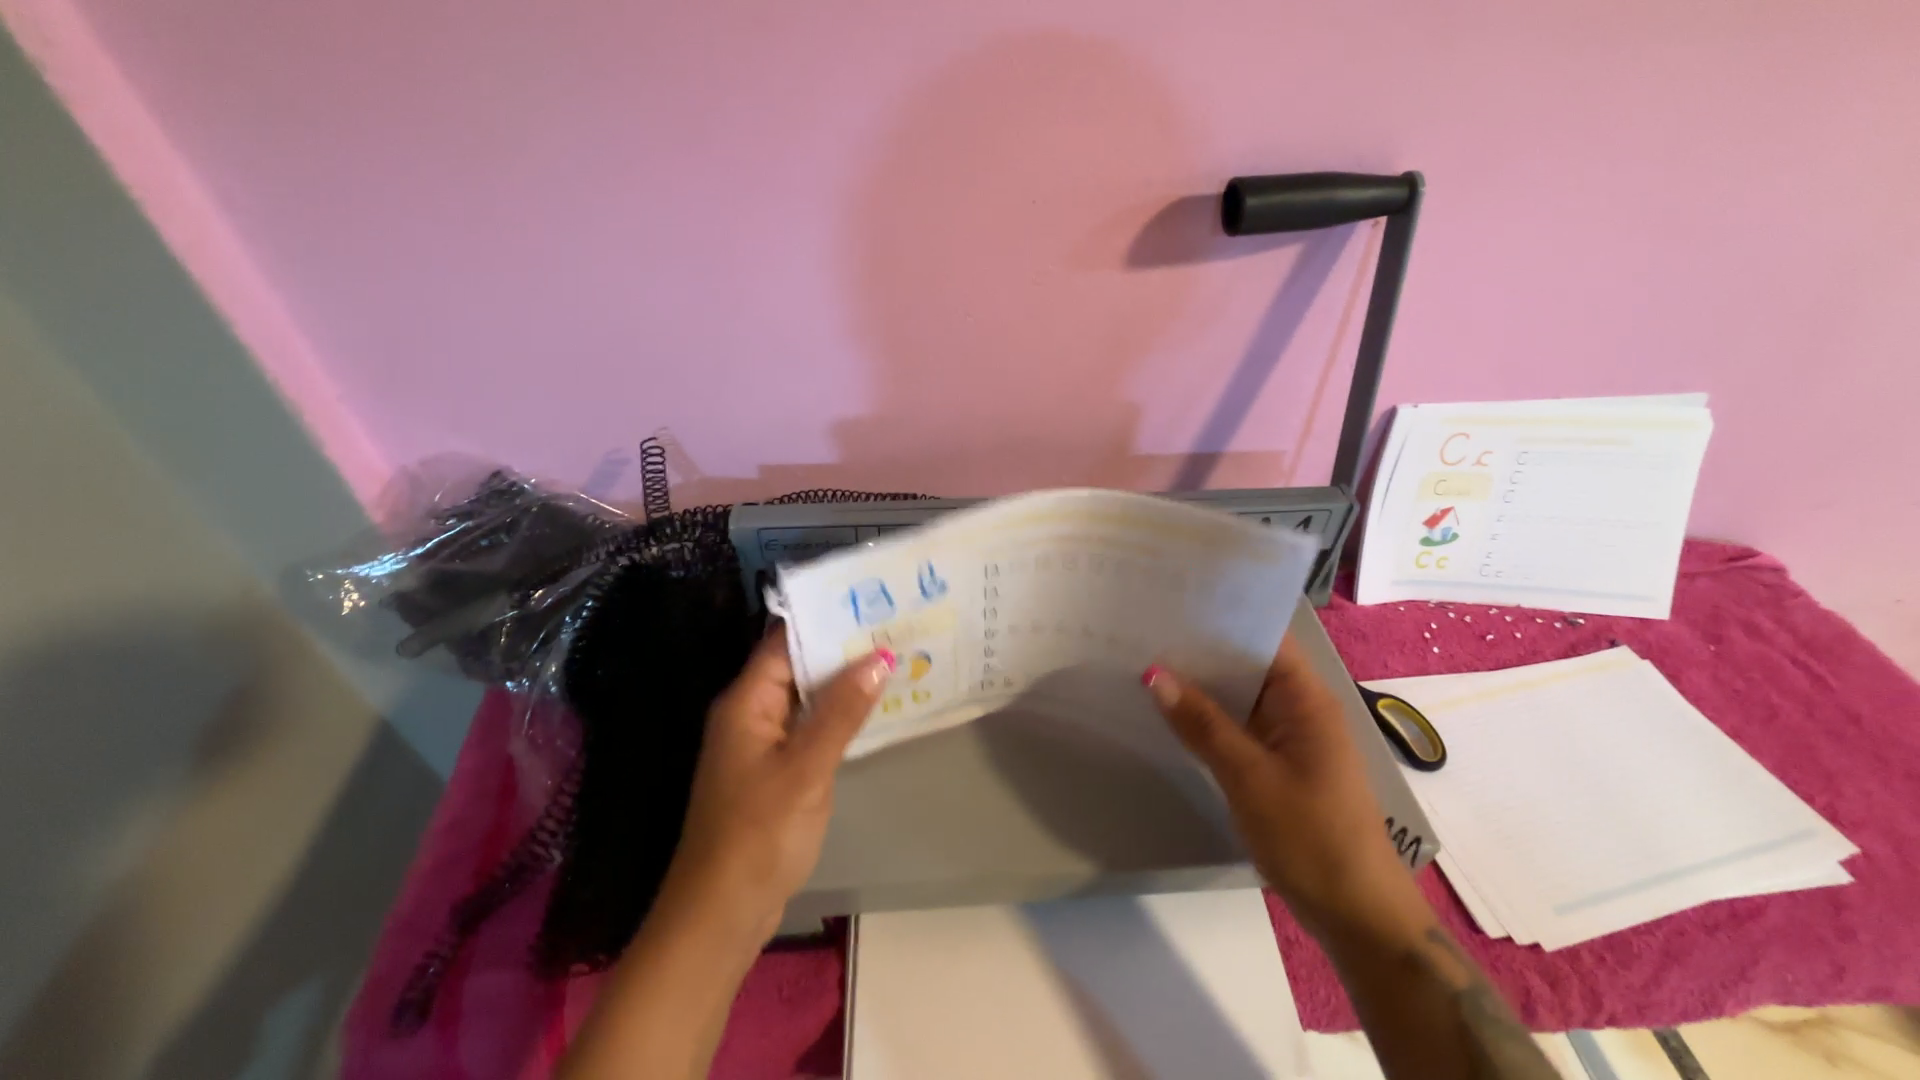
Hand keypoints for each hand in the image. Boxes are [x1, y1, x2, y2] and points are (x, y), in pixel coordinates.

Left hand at [650, 629, 894, 946]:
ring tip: (897, 658)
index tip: (872, 600)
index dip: (825, 619)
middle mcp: (749, 715)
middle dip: (842, 649)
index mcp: (745, 702)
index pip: (784, 642)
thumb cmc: (760, 833)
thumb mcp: (807, 767)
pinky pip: (808, 731)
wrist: (723, 911)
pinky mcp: (774, 774)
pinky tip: (875, 712)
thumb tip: (878, 657)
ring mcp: (761, 746)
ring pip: (806, 700)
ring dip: (843, 684)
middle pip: (797, 667)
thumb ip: (842, 711)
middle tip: (898, 626)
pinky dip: (838, 718)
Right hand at [1144, 637, 1425, 942]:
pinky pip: (1238, 731)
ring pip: (1239, 699)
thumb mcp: (1249, 778)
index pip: (1264, 637)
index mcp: (1306, 700)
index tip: (1170, 602)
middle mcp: (1300, 711)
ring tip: (1141, 665)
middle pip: (1247, 665)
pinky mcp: (1279, 768)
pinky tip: (1167, 717)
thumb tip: (1155, 675)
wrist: (1356, 913)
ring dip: (1200, 688)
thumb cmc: (1310, 837)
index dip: (1221, 617)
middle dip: (1199, 651)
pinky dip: (1207, 722)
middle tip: (1140, 632)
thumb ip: (1203, 725)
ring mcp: (1290, 741)